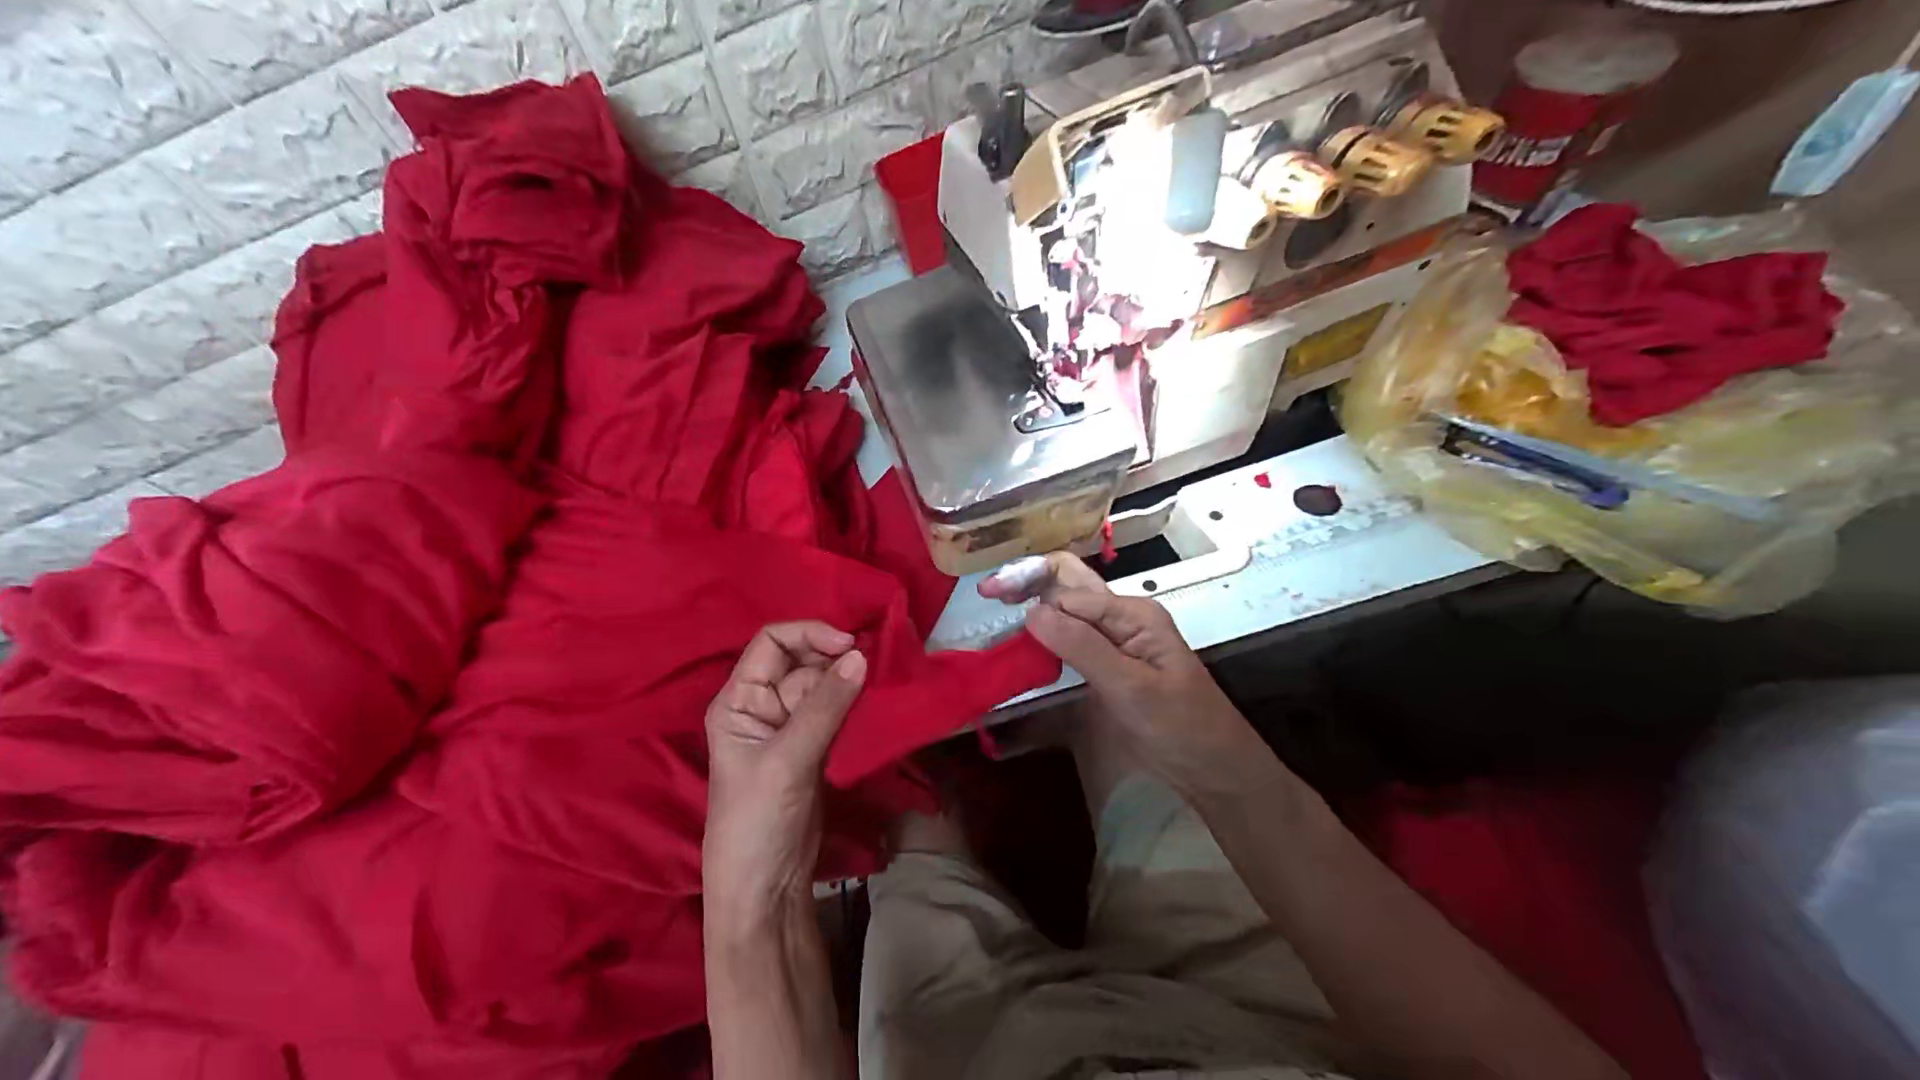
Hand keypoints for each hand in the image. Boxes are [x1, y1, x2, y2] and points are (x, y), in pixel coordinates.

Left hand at [704, 622, 866, 929]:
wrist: (766, 888)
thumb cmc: (758, 821)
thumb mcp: (788, 760)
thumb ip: (824, 707)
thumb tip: (860, 655)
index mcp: (739, 699)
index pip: (771, 642)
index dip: (808, 634)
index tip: (848, 645)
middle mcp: (763, 705)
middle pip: (802, 660)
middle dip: (835, 657)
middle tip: (873, 664)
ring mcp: (791, 726)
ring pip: (825, 685)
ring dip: (850, 680)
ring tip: (880, 682)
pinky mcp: (816, 746)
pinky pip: (837, 711)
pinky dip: (856, 703)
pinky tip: (876, 701)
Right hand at [989, 553, 1263, 800]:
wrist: (1212, 769)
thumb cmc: (1180, 725)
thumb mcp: (1131, 687)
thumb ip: (1083, 647)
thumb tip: (1032, 612)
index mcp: (1132, 613)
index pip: (1070, 591)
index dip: (1030, 587)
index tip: (988, 596)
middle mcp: (1121, 620)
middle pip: (1069, 589)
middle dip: (1029, 584)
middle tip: (987, 593)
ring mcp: (1113, 645)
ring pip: (1067, 616)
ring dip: (1033, 610)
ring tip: (992, 612)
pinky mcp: (1106, 669)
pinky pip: (1070, 645)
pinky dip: (1043, 641)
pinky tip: (1020, 647)